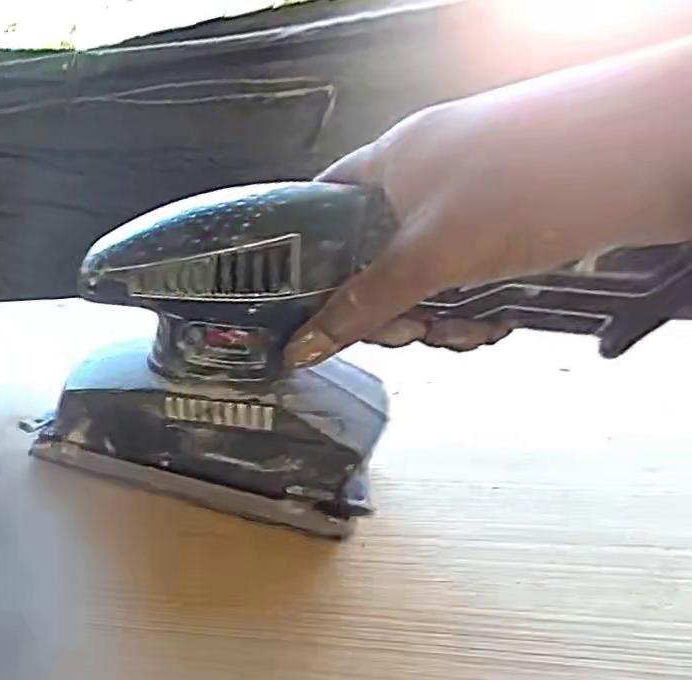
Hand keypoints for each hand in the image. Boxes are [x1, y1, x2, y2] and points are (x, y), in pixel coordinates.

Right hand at [287, 38, 691, 366]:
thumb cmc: (561, 167)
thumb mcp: (433, 254)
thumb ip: (358, 308)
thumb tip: (301, 347)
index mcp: (391, 160)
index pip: (311, 212)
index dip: (294, 262)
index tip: (291, 306)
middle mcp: (428, 174)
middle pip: (362, 259)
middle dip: (373, 307)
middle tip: (387, 332)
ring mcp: (477, 195)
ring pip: (415, 274)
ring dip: (425, 315)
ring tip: (448, 334)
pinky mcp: (521, 217)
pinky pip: (464, 274)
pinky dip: (469, 307)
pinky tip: (484, 325)